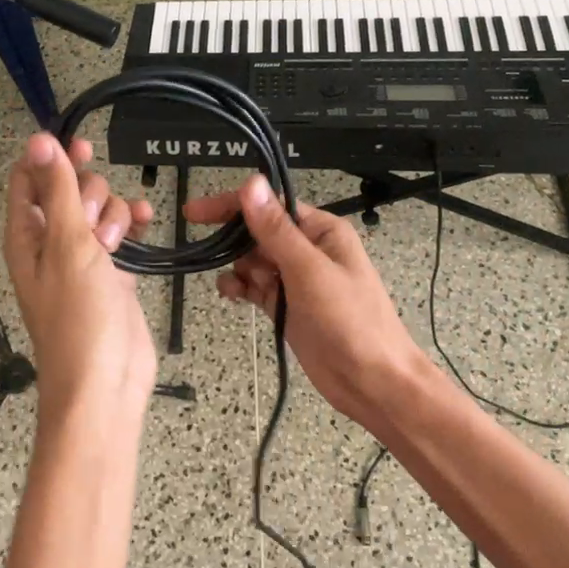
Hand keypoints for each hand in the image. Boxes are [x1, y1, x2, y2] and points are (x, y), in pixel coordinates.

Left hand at [4, 133, 156, 415]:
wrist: (104, 384)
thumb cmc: (78, 317)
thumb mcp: (67, 246)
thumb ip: (59, 191)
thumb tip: (39, 139)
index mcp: (26, 236)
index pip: (28, 180)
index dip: (50, 157)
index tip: (81, 146)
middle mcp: (51, 243)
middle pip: (70, 190)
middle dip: (90, 194)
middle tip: (96, 225)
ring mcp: (83, 259)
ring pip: (100, 210)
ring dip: (114, 214)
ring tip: (117, 244)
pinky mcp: (113, 273)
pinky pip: (123, 233)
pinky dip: (133, 224)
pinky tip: (146, 222)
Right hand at [186, 176, 435, 423]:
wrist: (374, 383)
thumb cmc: (350, 322)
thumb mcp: (310, 271)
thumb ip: (276, 230)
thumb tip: (252, 184)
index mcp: (321, 231)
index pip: (270, 206)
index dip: (232, 205)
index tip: (194, 213)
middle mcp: (308, 249)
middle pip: (258, 232)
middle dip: (234, 241)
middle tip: (208, 252)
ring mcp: (296, 279)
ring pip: (252, 260)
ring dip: (237, 267)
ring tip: (236, 286)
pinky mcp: (286, 306)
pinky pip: (254, 287)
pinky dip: (239, 288)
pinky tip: (231, 295)